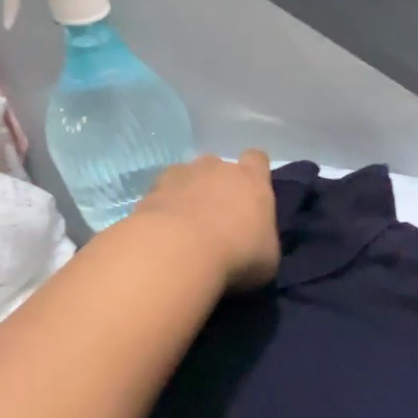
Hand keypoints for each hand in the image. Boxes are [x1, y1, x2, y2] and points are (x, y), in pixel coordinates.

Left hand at [130, 150, 279, 291]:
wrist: (177, 254)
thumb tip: (255, 241)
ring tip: (186, 226)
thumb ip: (263, 239)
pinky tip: (163, 234)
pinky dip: (163, 209)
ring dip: (188, 194)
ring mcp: (179, 175)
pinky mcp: (149, 191)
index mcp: (252, 180)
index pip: (257, 159)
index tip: (252, 195)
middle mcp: (216, 168)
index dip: (255, 174)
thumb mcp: (268, 257)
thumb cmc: (237, 255)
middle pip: (218, 166)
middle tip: (217, 217)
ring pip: (186, 177)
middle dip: (217, 185)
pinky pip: (160, 195)